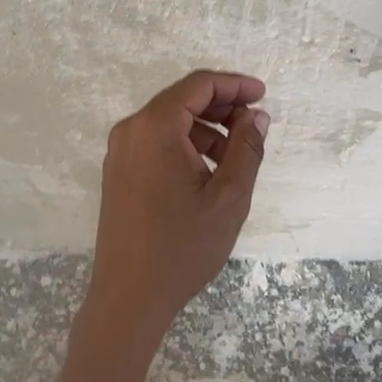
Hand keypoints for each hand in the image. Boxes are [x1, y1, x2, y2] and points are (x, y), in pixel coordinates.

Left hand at [83, 70, 269, 342]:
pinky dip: (184, 145)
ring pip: (169, 122)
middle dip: (221, 106)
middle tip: (254, 125)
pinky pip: (155, 142)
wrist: (129, 297)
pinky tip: (207, 174)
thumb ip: (247, 149)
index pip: (198, 85)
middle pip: (181, 99)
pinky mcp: (118, 173)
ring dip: (205, 129)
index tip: (263, 96)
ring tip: (235, 158)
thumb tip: (257, 116)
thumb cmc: (182, 247)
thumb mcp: (228, 197)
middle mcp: (131, 130)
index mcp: (155, 127)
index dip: (234, 85)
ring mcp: (120, 152)